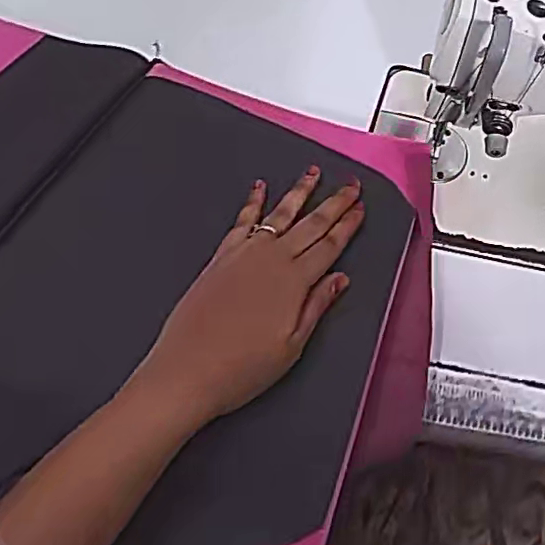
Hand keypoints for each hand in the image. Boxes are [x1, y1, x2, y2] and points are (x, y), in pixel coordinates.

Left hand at [133, 168, 364, 423]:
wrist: (185, 372)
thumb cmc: (240, 368)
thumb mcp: (291, 347)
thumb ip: (317, 306)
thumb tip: (339, 279)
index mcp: (295, 280)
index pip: (330, 245)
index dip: (348, 225)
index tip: (359, 208)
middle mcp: (273, 258)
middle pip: (313, 222)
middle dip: (335, 201)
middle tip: (351, 184)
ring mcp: (246, 253)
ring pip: (281, 213)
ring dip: (300, 190)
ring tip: (313, 172)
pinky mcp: (222, 256)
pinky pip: (243, 220)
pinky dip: (253, 201)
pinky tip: (260, 187)